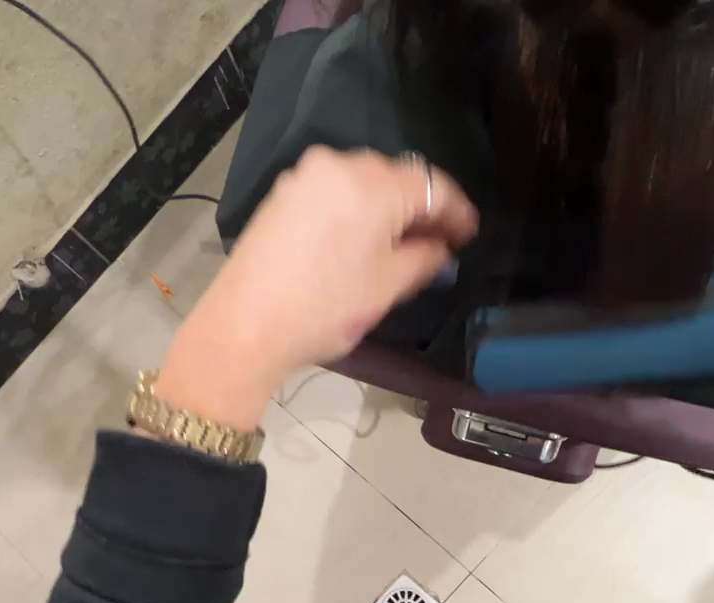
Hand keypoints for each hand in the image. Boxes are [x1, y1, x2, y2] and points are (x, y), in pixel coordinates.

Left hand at [155, 148, 479, 431]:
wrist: (245, 326)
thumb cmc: (324, 310)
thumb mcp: (387, 288)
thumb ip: (424, 259)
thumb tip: (439, 247)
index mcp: (373, 185)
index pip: (432, 185)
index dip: (457, 211)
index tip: (469, 235)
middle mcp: (339, 166)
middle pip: (396, 177)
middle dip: (420, 208)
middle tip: (437, 242)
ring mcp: (305, 178)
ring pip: (363, 183)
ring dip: (387, 209)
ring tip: (399, 245)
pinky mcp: (283, 196)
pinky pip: (334, 193)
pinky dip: (356, 211)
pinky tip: (360, 241)